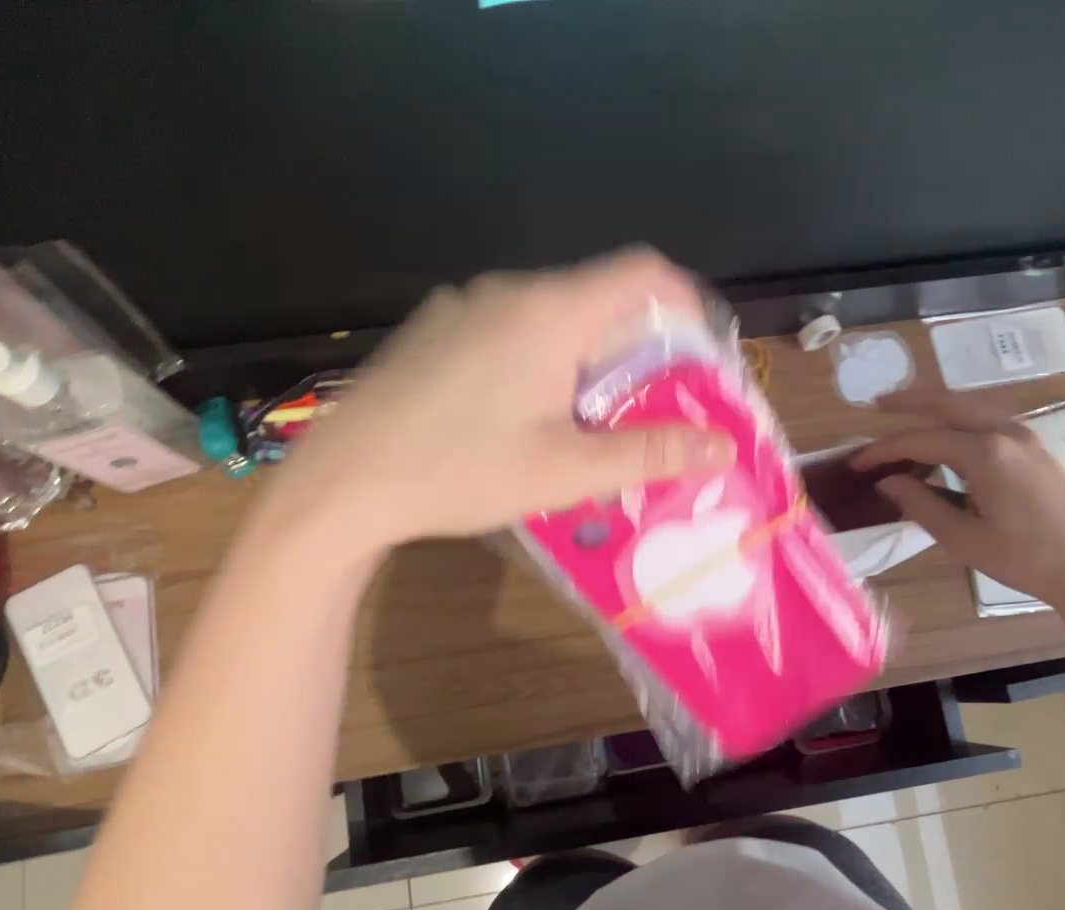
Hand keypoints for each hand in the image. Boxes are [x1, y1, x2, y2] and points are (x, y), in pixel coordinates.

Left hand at [272, 249, 735, 548]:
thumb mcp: (564, 471)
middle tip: (650, 405)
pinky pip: (507, 330)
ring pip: (550, 316)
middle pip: (597, 295)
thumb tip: (723, 445)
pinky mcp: (432, 331)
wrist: (341, 483)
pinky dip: (539, 359)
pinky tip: (520, 416)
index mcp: (549, 311)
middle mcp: (507, 290)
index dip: (687, 301)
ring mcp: (461, 307)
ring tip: (587, 421)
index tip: (705, 350)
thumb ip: (649, 453)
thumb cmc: (458, 472)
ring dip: (585, 357)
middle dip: (636, 345)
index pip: (642, 272)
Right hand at [851, 390, 1064, 612]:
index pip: (920, 440)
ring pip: (971, 407)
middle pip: (947, 404)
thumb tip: (888, 482)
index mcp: (984, 453)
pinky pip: (988, 420)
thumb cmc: (1025, 558)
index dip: (883, 450)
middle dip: (909, 402)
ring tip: (906, 414)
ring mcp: (1025, 438)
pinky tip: (948, 436)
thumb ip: (921, 505)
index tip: (855, 463)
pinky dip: (959, 420)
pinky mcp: (1036, 449)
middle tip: (876, 404)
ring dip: (936, 408)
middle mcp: (1005, 433)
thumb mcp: (963, 538)